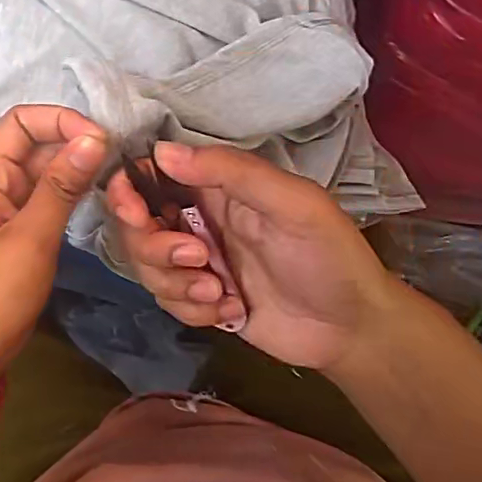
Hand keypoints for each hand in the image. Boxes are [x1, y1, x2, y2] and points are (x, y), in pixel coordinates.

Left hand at [0, 105, 107, 407]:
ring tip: (117, 173)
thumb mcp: (30, 240)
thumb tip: (94, 137)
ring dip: (77, 165)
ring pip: (45, 168)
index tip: (102, 139)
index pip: (20, 121)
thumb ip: (61, 187)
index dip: (61, 120)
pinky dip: (72, 189)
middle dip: (74, 141)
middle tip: (121, 158)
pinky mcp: (20, 227)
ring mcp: (6, 205)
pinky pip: (48, 194)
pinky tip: (100, 193)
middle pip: (35, 141)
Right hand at [106, 141, 394, 372]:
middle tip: (197, 258)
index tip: (132, 211)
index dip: (129, 190)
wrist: (353, 329)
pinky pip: (168, 302)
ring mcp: (195, 262)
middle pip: (137, 227)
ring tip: (222, 292)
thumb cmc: (328, 254)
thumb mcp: (290, 203)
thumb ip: (229, 171)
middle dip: (156, 247)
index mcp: (214, 187)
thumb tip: (161, 151)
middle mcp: (196, 220)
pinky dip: (195, 310)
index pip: (151, 176)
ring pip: (147, 268)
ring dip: (179, 284)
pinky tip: (233, 310)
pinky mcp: (198, 300)